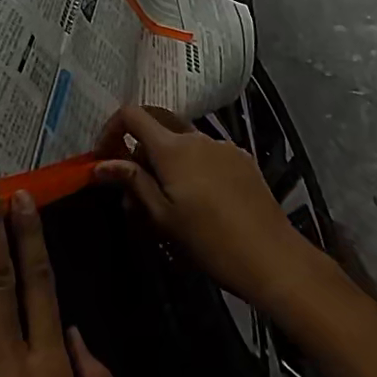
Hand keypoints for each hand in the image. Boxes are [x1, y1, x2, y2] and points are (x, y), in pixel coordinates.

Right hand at [93, 105, 321, 307]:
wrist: (275, 260)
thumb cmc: (210, 241)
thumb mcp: (162, 216)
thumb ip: (132, 182)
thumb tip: (101, 165)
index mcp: (172, 148)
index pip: (131, 115)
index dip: (111, 129)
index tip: (104, 156)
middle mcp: (197, 138)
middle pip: (157, 122)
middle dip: (137, 143)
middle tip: (131, 180)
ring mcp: (223, 147)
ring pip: (181, 139)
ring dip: (164, 157)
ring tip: (163, 197)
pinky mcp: (243, 160)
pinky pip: (205, 152)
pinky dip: (189, 164)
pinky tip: (197, 198)